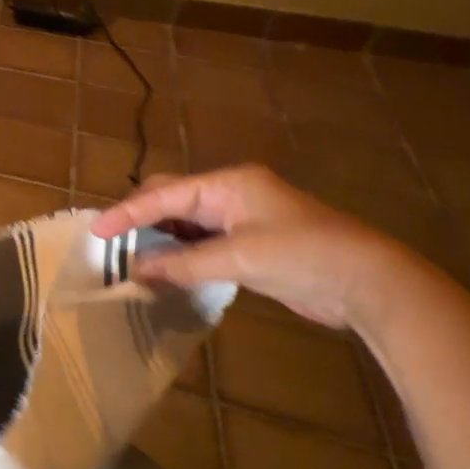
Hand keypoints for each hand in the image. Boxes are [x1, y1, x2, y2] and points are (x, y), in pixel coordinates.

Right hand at [90, 165, 430, 332]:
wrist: (373, 284)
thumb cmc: (304, 257)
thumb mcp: (238, 258)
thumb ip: (182, 263)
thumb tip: (136, 271)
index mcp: (228, 184)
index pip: (163, 194)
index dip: (127, 213)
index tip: (96, 232)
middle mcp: (232, 194)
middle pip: (171, 198)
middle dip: (140, 219)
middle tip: (112, 243)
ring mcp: (243, 219)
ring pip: (185, 222)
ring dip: (160, 240)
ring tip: (132, 259)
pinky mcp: (252, 245)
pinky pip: (202, 243)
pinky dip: (181, 254)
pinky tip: (166, 269)